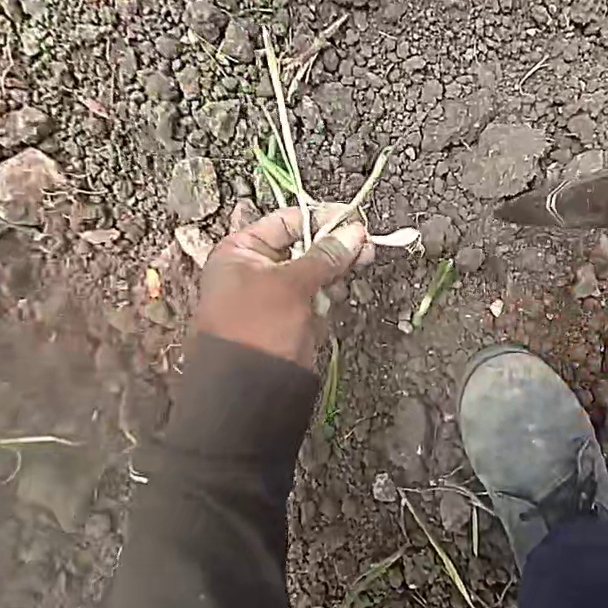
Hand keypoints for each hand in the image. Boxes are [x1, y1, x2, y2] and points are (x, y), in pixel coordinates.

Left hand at [195, 206, 370, 367]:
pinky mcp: (293, 316)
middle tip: (366, 246)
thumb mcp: (291, 283)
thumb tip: (355, 231)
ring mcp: (276, 294)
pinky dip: (330, 293)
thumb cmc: (260, 327)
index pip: (286, 221)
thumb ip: (325, 255)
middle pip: (304, 246)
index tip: (355, 220)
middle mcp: (256, 268)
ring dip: (336, 271)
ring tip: (359, 267)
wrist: (251, 389)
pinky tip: (341, 294)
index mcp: (241, 251)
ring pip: (315, 271)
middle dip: (335, 247)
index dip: (321, 218)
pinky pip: (317, 295)